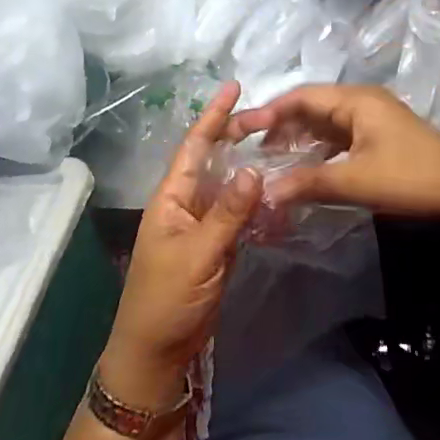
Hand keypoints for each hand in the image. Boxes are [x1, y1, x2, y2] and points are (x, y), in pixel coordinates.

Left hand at [99, 81, 261, 410]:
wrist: (158, 352)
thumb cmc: (167, 299)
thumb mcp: (198, 254)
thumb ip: (228, 213)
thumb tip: (254, 169)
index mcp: (172, 198)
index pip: (195, 147)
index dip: (213, 116)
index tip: (234, 87)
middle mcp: (187, 204)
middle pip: (215, 160)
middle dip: (237, 135)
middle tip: (271, 117)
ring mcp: (203, 225)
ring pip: (230, 185)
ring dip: (251, 165)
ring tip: (281, 144)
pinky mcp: (217, 245)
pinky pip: (240, 213)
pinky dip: (258, 200)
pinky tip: (279, 191)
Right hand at [226, 85, 439, 221]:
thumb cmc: (409, 177)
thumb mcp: (355, 181)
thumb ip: (308, 183)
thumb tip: (266, 191)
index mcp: (356, 100)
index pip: (302, 96)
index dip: (270, 111)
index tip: (241, 129)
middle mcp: (362, 101)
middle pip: (312, 106)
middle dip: (281, 125)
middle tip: (251, 147)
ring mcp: (373, 118)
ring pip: (325, 122)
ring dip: (299, 138)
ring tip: (271, 158)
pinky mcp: (380, 136)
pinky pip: (339, 135)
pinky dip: (318, 148)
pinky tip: (305, 166)